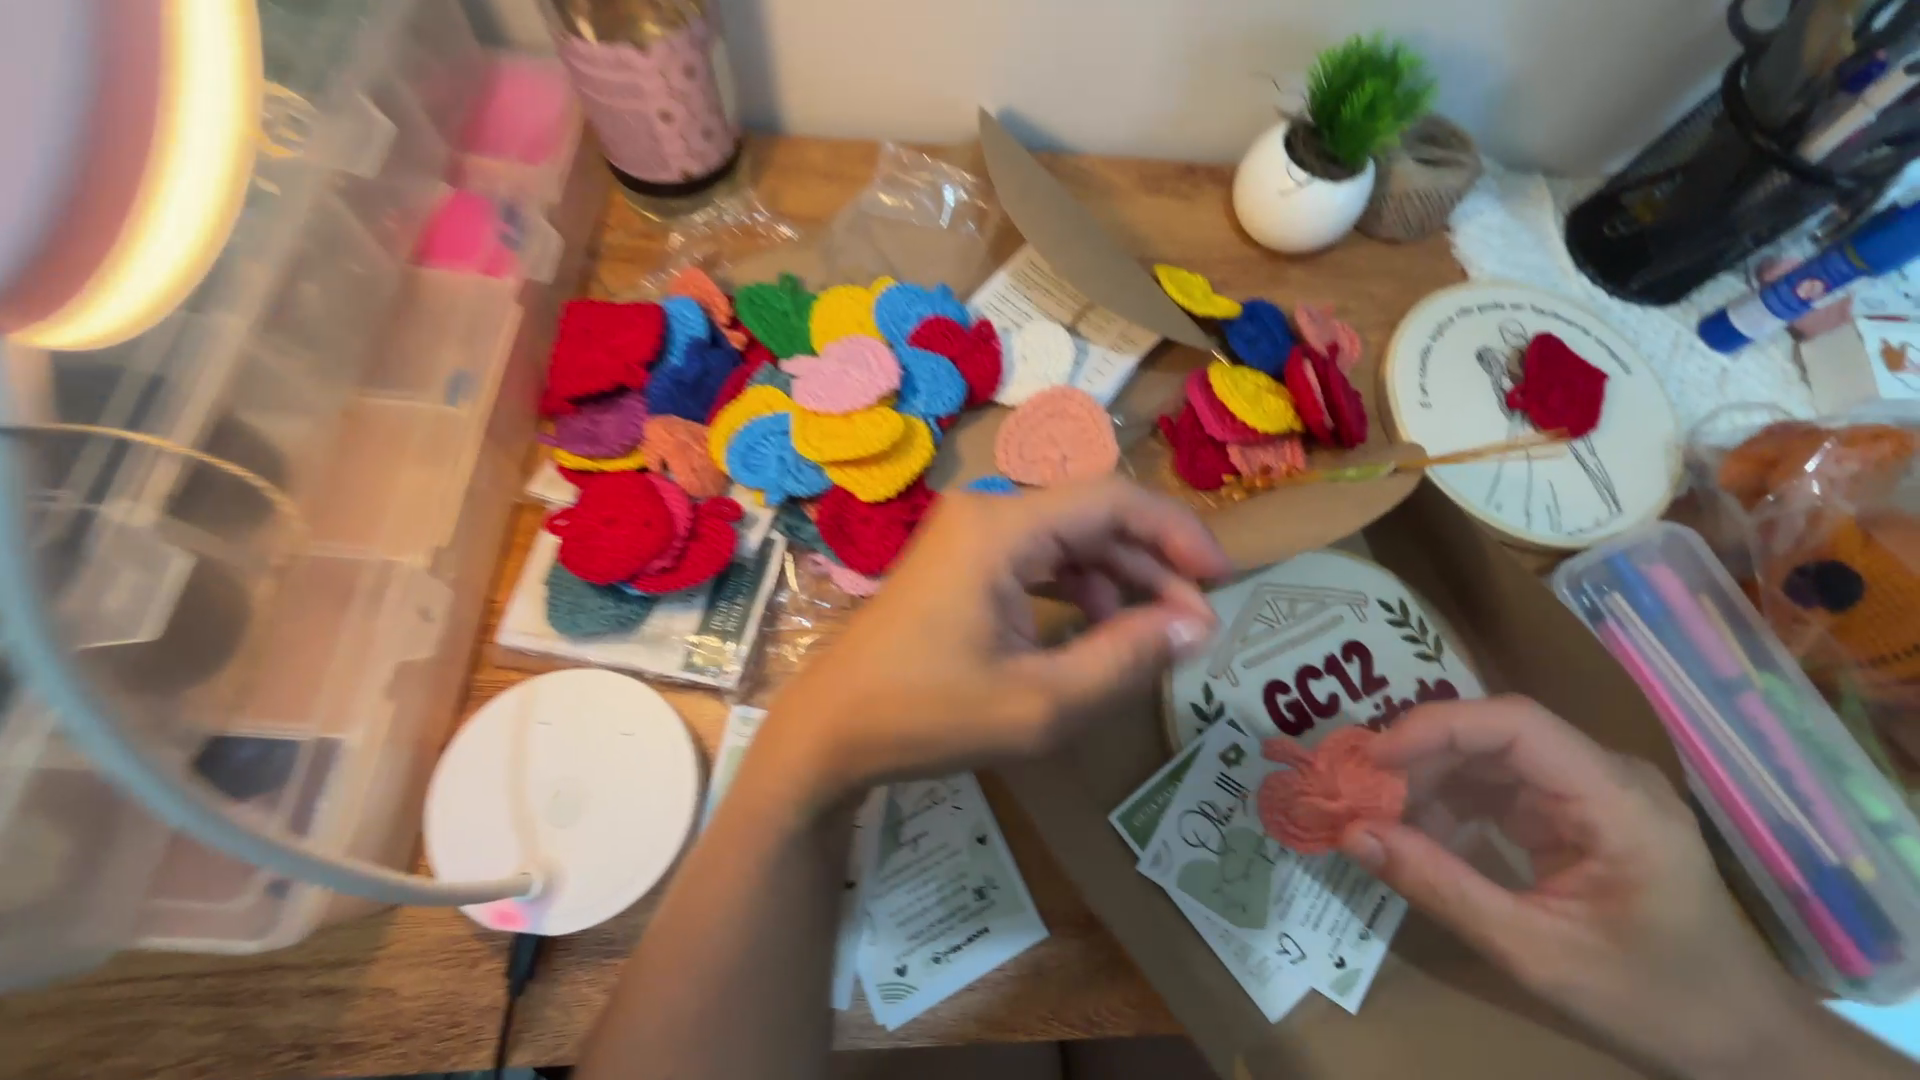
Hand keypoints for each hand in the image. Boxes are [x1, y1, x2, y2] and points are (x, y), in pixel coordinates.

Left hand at [758, 478, 1231, 812]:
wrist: (830, 729)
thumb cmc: (928, 716)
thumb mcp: (1041, 702)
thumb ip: (1125, 659)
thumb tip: (1195, 628)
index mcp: (1001, 528)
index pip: (1112, 500)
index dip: (1176, 532)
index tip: (1221, 578)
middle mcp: (985, 513)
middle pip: (1092, 517)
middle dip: (1152, 565)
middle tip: (1196, 621)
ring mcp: (967, 535)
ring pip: (1066, 539)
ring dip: (1117, 578)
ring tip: (1156, 632)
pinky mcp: (959, 561)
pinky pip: (1035, 558)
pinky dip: (1075, 587)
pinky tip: (1097, 626)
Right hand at [1339, 697, 1806, 1078]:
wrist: (1741, 1040)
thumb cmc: (1652, 998)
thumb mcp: (1534, 952)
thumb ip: (1440, 887)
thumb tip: (1351, 834)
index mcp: (1615, 800)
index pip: (1514, 723)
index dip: (1435, 727)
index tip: (1372, 760)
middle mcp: (1602, 776)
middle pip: (1492, 734)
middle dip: (1420, 759)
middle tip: (1360, 795)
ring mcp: (1588, 791)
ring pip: (1487, 756)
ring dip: (1428, 781)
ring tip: (1381, 817)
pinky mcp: (1572, 811)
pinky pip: (1496, 786)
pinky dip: (1450, 804)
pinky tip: (1421, 834)